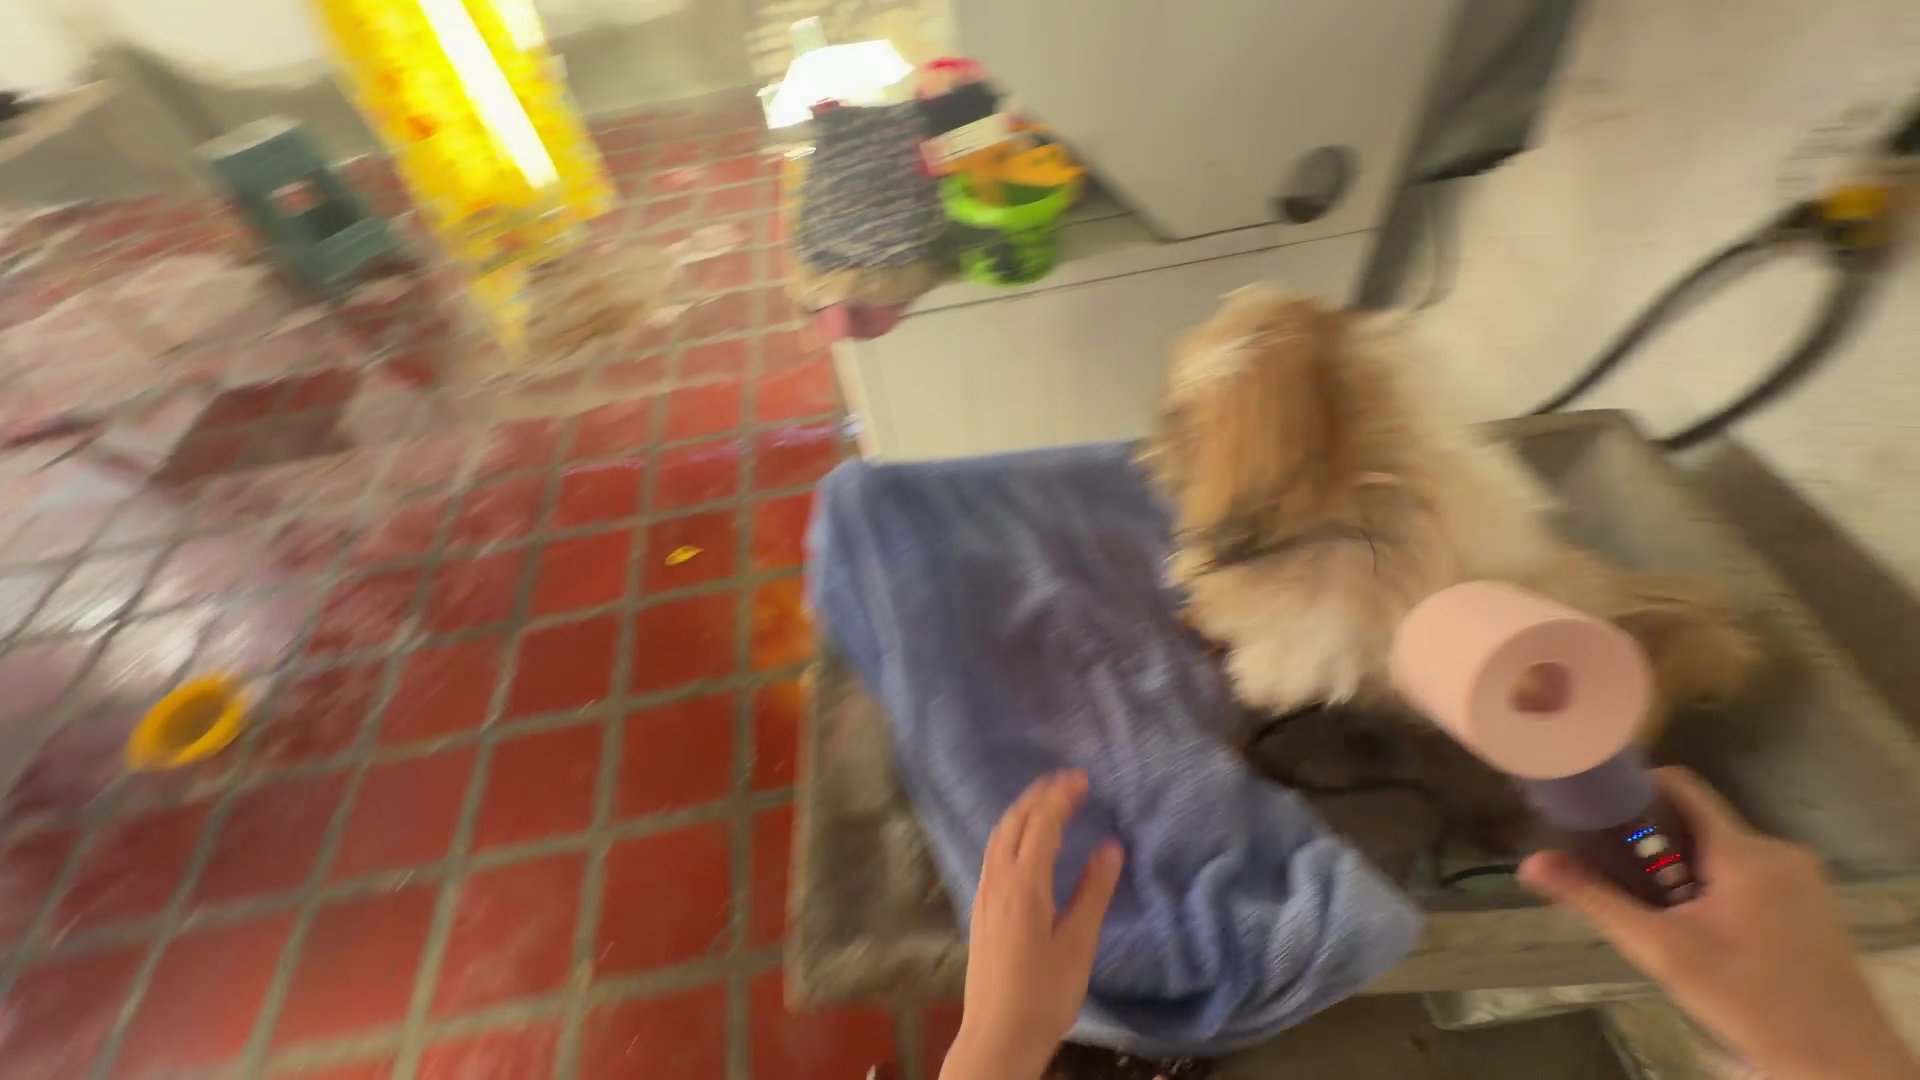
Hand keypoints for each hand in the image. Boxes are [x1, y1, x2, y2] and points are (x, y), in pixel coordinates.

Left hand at [942, 771, 1124, 1079]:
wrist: (997, 1035)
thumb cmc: (1044, 993)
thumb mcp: (1078, 944)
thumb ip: (1093, 891)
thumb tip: (1110, 847)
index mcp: (1023, 883)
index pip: (1042, 824)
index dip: (1061, 796)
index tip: (1082, 777)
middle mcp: (998, 878)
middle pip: (1015, 821)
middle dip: (1040, 794)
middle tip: (1067, 779)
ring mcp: (984, 891)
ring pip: (1000, 833)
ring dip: (1023, 809)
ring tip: (1046, 798)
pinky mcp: (980, 905)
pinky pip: (993, 850)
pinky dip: (1011, 829)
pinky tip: (1022, 839)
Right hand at [1520, 767, 1919, 1079]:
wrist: (1846, 1071)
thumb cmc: (1751, 1001)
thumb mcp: (1661, 949)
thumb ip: (1592, 899)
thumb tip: (1526, 865)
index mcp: (1746, 853)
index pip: (1677, 785)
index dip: (1628, 784)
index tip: (1589, 803)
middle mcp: (1777, 853)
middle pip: (1689, 816)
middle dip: (1643, 834)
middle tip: (1605, 862)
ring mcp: (1798, 878)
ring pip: (1711, 843)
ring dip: (1671, 859)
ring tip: (1641, 893)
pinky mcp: (1806, 903)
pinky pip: (1737, 866)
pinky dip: (1700, 876)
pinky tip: (1684, 914)